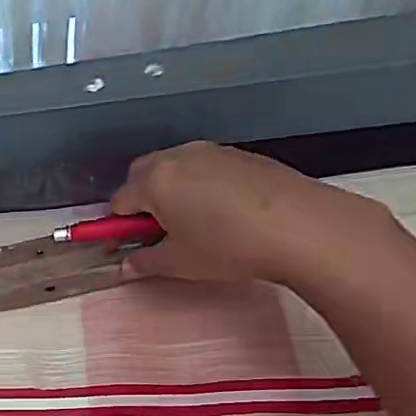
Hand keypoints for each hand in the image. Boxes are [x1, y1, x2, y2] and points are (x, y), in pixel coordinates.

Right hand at [110, 142, 399, 285]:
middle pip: (142, 174)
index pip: (119, 201)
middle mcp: (179, 157)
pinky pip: (203, 167)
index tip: (124, 246)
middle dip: (139, 200)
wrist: (299, 226)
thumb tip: (128, 263)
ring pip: (174, 167)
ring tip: (188, 223)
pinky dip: (197, 185)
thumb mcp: (178, 263)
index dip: (117, 226)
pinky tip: (218, 213)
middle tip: (154, 231)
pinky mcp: (240, 155)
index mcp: (155, 181)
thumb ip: (144, 262)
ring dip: (168, 190)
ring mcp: (212, 151)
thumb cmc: (226, 246)